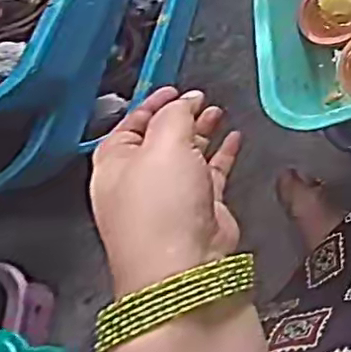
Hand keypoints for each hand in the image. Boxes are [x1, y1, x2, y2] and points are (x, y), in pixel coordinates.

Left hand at [91, 87, 243, 294]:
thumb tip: (186, 101)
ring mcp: (172, 194)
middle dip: (180, 116)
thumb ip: (175, 116)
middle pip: (159, 139)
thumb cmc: (161, 204)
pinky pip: (213, 170)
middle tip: (202, 98)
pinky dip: (223, 152)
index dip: (150, 105)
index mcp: (116, 166)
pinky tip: (235, 136)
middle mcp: (141, 179)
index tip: (173, 88)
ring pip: (188, 153)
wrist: (184, 262)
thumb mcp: (163, 147)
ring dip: (203, 131)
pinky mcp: (202, 204)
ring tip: (219, 111)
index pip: (128, 126)